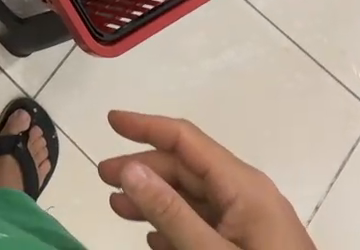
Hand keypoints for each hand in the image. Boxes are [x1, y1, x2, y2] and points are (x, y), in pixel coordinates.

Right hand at [96, 110, 314, 249]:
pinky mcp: (254, 249)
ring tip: (118, 210)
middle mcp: (249, 197)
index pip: (185, 138)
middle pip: (185, 168)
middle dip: (143, 170)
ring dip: (154, 200)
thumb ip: (170, 212)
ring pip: (193, 198)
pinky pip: (207, 225)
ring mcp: (254, 225)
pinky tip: (154, 241)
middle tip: (104, 180)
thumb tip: (129, 167)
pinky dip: (176, 225)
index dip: (145, 126)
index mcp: (243, 187)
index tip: (109, 121)